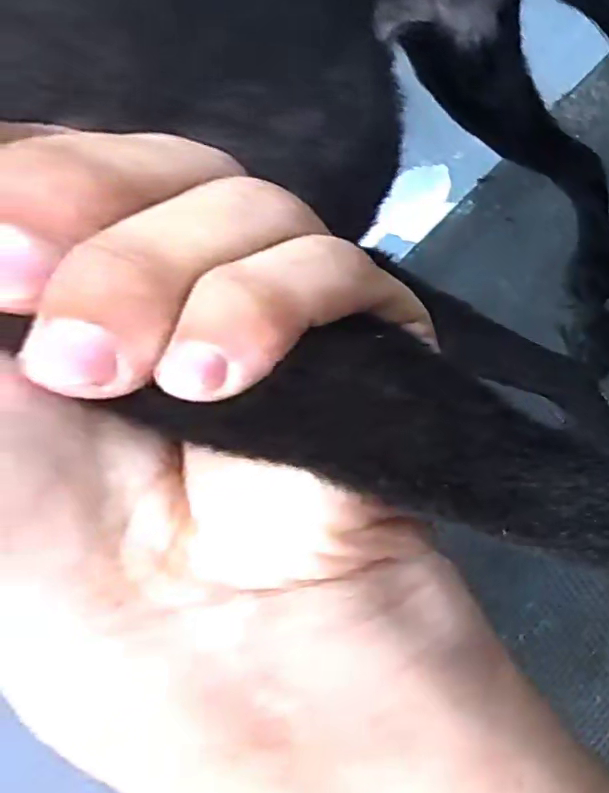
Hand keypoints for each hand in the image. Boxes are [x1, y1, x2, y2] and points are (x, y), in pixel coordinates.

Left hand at [0, 127, 608, 792]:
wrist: (233, 633)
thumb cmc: (55, 548)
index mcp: (85, 281)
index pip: (72, 160)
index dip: (38, 170)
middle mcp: (197, 277)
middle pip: (177, 165)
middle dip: (97, 217)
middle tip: (43, 322)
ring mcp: (303, 313)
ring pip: (268, 213)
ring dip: (181, 282)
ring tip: (147, 385)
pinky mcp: (387, 346)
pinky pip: (352, 277)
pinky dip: (279, 308)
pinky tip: (223, 379)